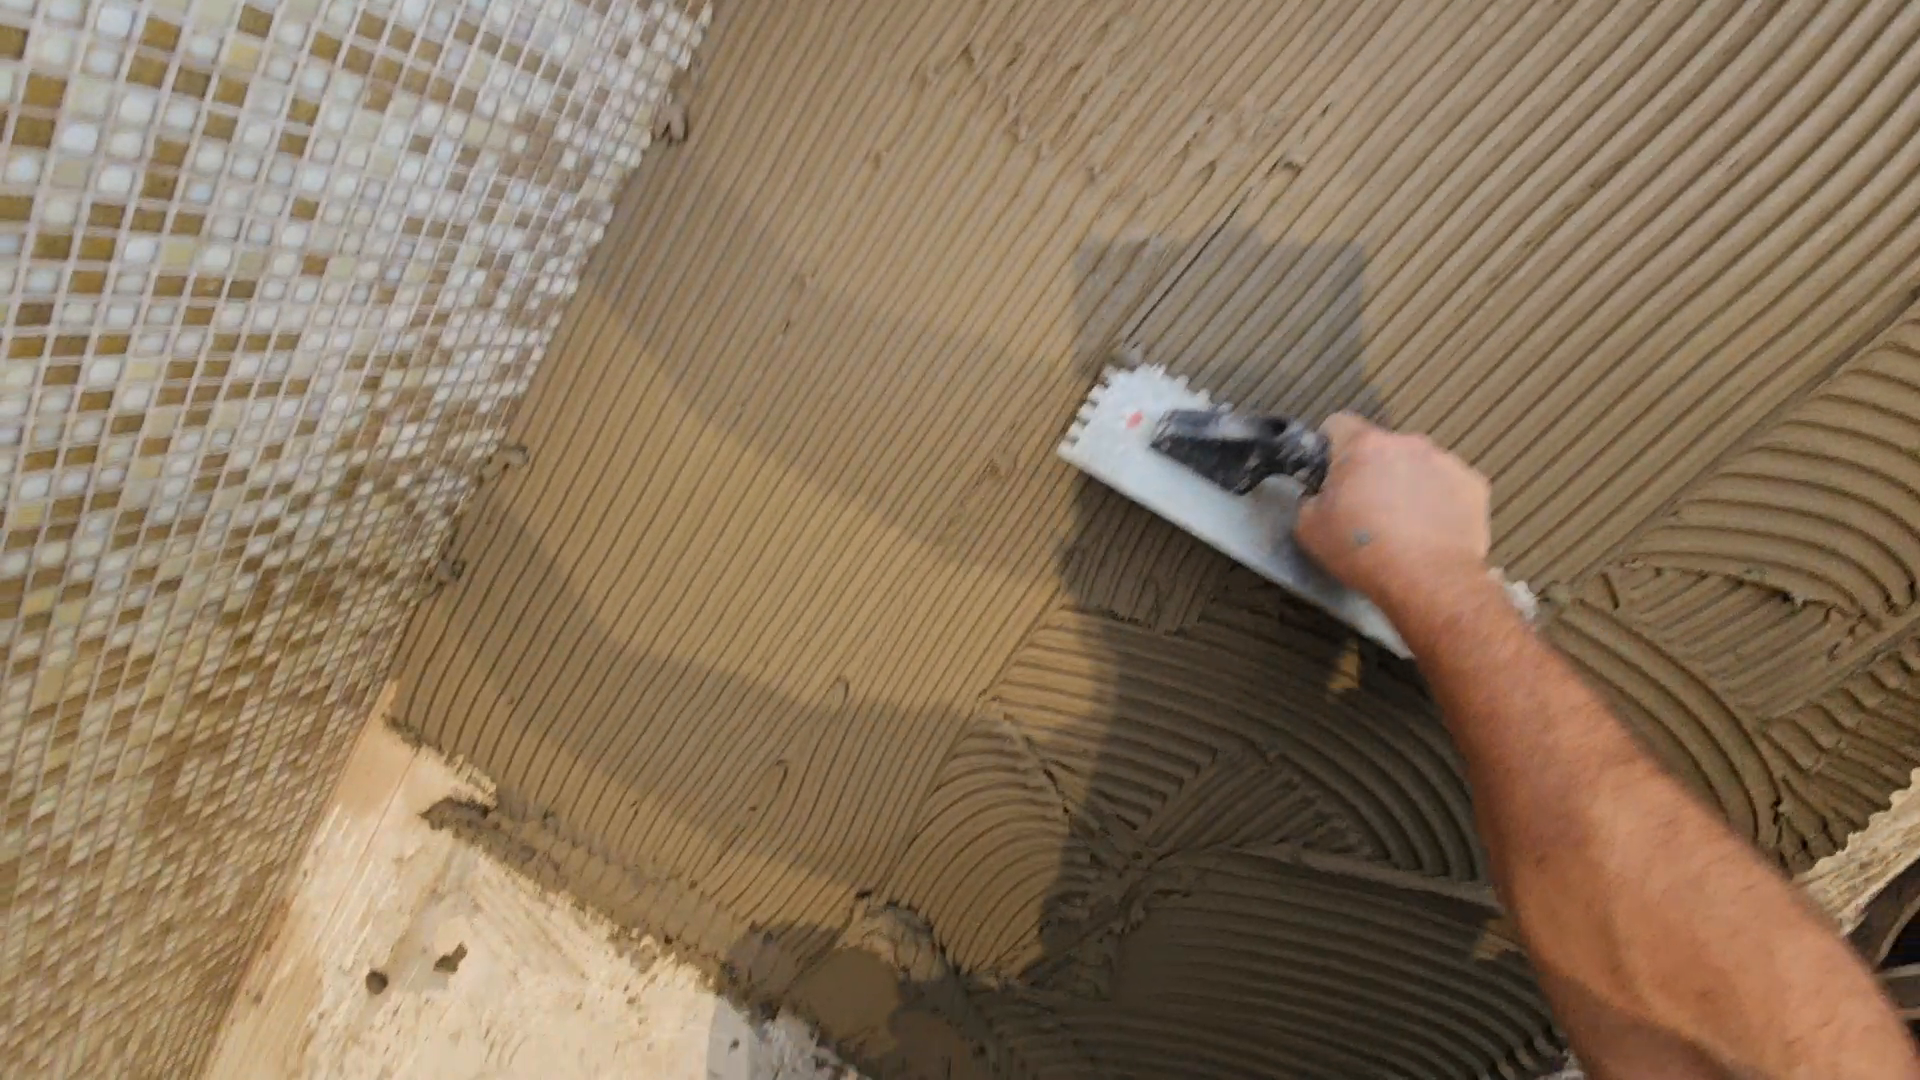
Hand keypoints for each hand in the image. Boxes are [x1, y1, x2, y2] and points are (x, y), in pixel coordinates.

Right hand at [1293, 413, 1490, 612]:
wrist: (1428, 581)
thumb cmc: (1362, 551)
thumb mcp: (1308, 527)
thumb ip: (1310, 499)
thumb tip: (1320, 495)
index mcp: (1362, 446)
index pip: (1338, 424)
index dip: (1328, 447)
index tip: (1327, 473)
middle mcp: (1407, 444)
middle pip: (1379, 447)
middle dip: (1369, 469)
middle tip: (1362, 507)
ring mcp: (1445, 462)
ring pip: (1414, 464)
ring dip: (1403, 483)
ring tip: (1399, 523)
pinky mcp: (1474, 484)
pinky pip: (1446, 484)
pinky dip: (1435, 500)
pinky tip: (1427, 529)